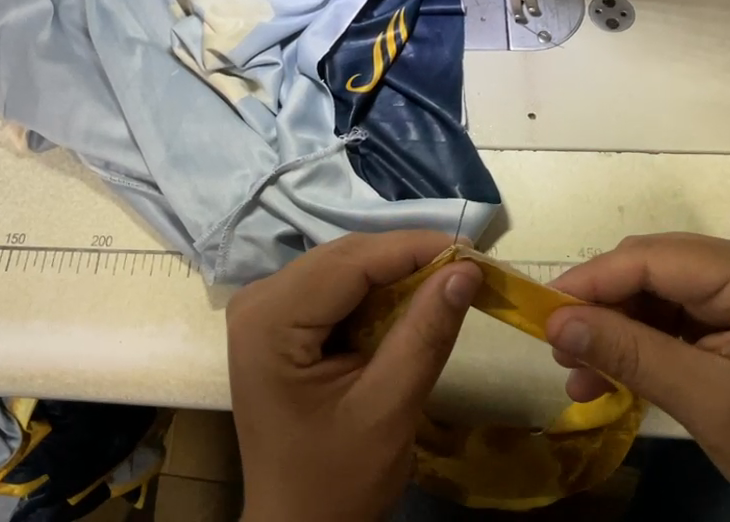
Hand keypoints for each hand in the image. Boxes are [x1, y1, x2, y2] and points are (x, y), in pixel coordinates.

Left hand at [227, 231, 481, 521]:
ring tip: (449, 280)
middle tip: (468, 267)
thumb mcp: (388, 411)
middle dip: (407, 258)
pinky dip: (376, 292)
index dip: (413, 247)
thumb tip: (465, 270)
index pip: (350, 261)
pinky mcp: (278, 320)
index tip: (471, 251)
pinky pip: (334, 288)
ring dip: (395, 272)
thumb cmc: (336, 481)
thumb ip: (424, 335)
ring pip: (342, 267)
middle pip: (343, 258)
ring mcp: (265, 307)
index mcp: (270, 319)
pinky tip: (411, 300)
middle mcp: (259, 298)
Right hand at [545, 234, 729, 521]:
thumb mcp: (707, 401)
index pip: (654, 259)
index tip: (541, 311)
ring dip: (615, 333)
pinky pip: (674, 321)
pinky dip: (640, 348)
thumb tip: (554, 322)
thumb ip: (628, 352)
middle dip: (602, 309)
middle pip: (652, 271)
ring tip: (577, 375)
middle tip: (557, 345)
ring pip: (655, 296)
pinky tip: (608, 380)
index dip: (592, 281)